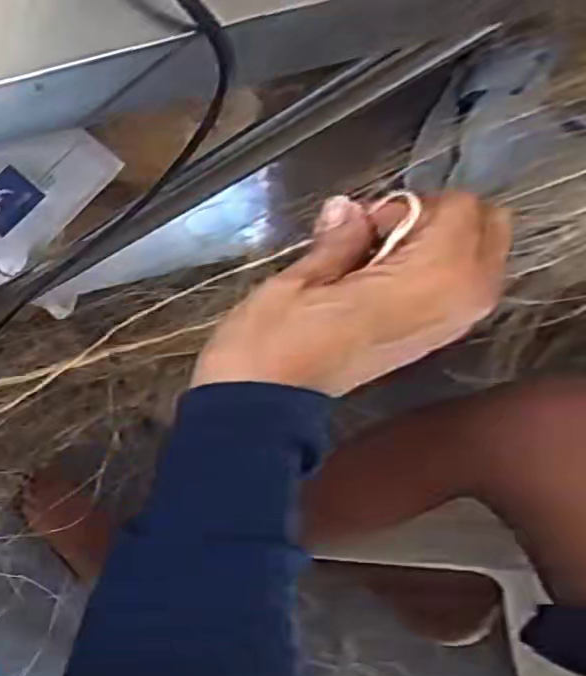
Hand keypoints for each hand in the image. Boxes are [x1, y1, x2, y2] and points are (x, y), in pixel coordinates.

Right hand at [193, 192, 511, 396]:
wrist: (253, 409)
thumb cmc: (261, 347)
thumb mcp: (289, 285)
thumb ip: (335, 243)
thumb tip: (346, 209)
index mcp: (431, 274)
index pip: (451, 207)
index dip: (396, 209)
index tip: (347, 229)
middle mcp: (464, 293)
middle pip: (481, 224)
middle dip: (427, 222)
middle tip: (362, 241)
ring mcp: (454, 320)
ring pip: (475, 253)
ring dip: (429, 248)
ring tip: (363, 268)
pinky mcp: (434, 337)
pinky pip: (457, 285)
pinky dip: (427, 275)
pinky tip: (373, 290)